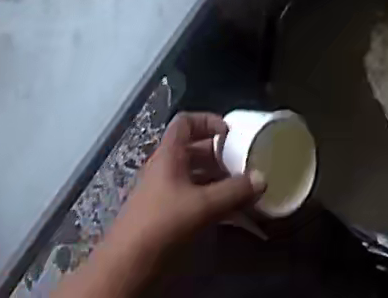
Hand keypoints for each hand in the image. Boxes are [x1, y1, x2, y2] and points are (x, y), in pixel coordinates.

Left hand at [105, 113, 264, 261]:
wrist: (126, 267)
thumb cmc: (162, 223)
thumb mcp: (202, 206)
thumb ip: (233, 192)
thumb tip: (261, 178)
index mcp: (169, 154)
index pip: (186, 121)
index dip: (208, 121)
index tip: (230, 133)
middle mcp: (165, 167)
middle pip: (194, 149)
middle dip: (219, 154)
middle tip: (243, 161)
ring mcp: (164, 192)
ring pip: (195, 175)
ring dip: (218, 179)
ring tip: (242, 187)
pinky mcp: (165, 215)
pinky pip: (193, 197)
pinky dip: (212, 199)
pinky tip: (231, 213)